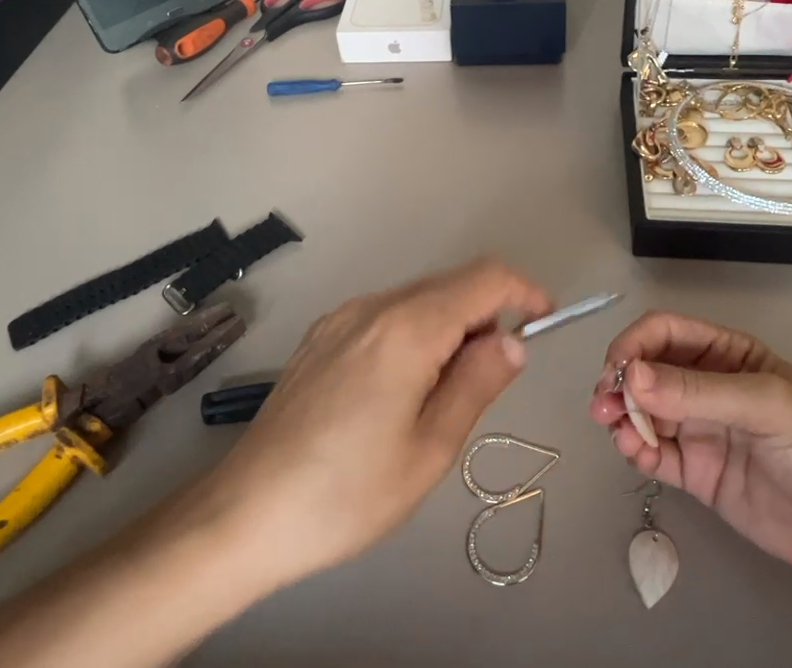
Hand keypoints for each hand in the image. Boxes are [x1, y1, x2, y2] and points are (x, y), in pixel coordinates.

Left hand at [195, 259, 550, 587]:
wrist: (246, 512)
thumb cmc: (349, 492)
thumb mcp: (431, 447)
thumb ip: (477, 382)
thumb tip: (511, 340)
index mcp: (406, 328)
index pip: (483, 278)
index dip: (522, 291)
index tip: (544, 322)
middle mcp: (371, 308)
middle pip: (448, 285)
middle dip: (486, 315)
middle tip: (492, 380)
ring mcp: (339, 320)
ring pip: (415, 300)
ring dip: (449, 327)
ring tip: (445, 396)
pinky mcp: (319, 339)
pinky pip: (383, 317)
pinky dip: (413, 334)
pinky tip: (402, 390)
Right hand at [588, 311, 791, 589]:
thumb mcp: (767, 405)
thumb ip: (697, 391)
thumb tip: (631, 376)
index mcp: (729, 355)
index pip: (666, 333)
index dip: (635, 344)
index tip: (617, 370)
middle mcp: (707, 387)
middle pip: (645, 371)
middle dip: (619, 382)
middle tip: (604, 406)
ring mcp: (700, 430)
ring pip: (642, 412)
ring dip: (621, 416)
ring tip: (619, 433)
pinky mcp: (696, 474)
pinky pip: (653, 453)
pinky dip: (635, 450)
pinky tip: (635, 454)